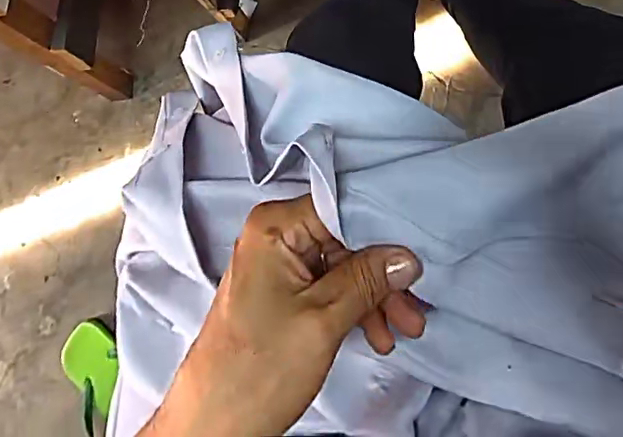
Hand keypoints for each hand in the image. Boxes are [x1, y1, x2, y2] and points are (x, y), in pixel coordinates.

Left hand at [140, 195, 425, 436]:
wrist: (209, 434)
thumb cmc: (250, 377)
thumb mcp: (322, 321)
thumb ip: (368, 281)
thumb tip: (406, 257)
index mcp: (274, 227)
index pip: (343, 208)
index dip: (382, 229)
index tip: (414, 249)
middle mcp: (274, 237)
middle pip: (347, 239)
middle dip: (382, 275)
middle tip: (411, 302)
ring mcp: (278, 265)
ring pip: (344, 265)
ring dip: (374, 296)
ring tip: (401, 325)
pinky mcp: (283, 291)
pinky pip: (331, 285)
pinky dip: (356, 307)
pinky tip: (376, 331)